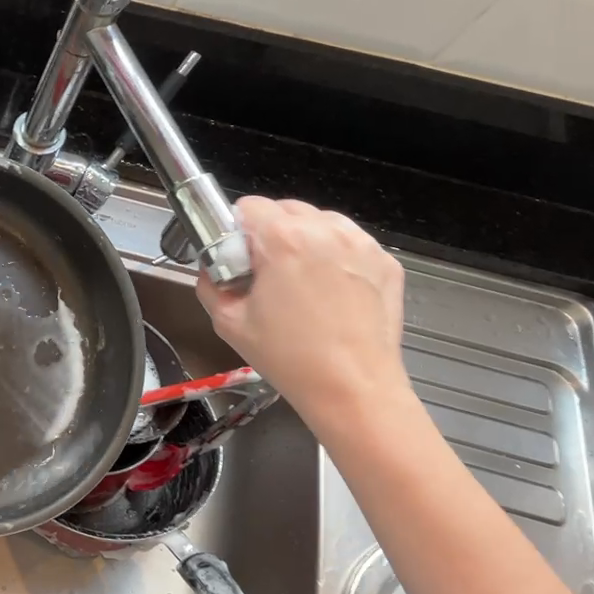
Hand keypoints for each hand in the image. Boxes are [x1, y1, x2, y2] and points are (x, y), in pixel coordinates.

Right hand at [196, 197, 408, 428]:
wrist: (352, 387)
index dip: (235, 229)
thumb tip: (212, 270)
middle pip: (285, 208)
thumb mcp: (227, 321)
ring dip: (302, 240)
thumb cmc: (293, 358)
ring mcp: (361, 246)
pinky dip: (333, 255)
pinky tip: (325, 290)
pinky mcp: (384, 263)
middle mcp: (327, 233)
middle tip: (263, 272)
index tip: (235, 255)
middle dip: (268, 233)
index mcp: (284, 241)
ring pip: (319, 221)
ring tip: (297, 280)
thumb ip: (209, 284)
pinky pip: (349, 242)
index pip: (249, 205)